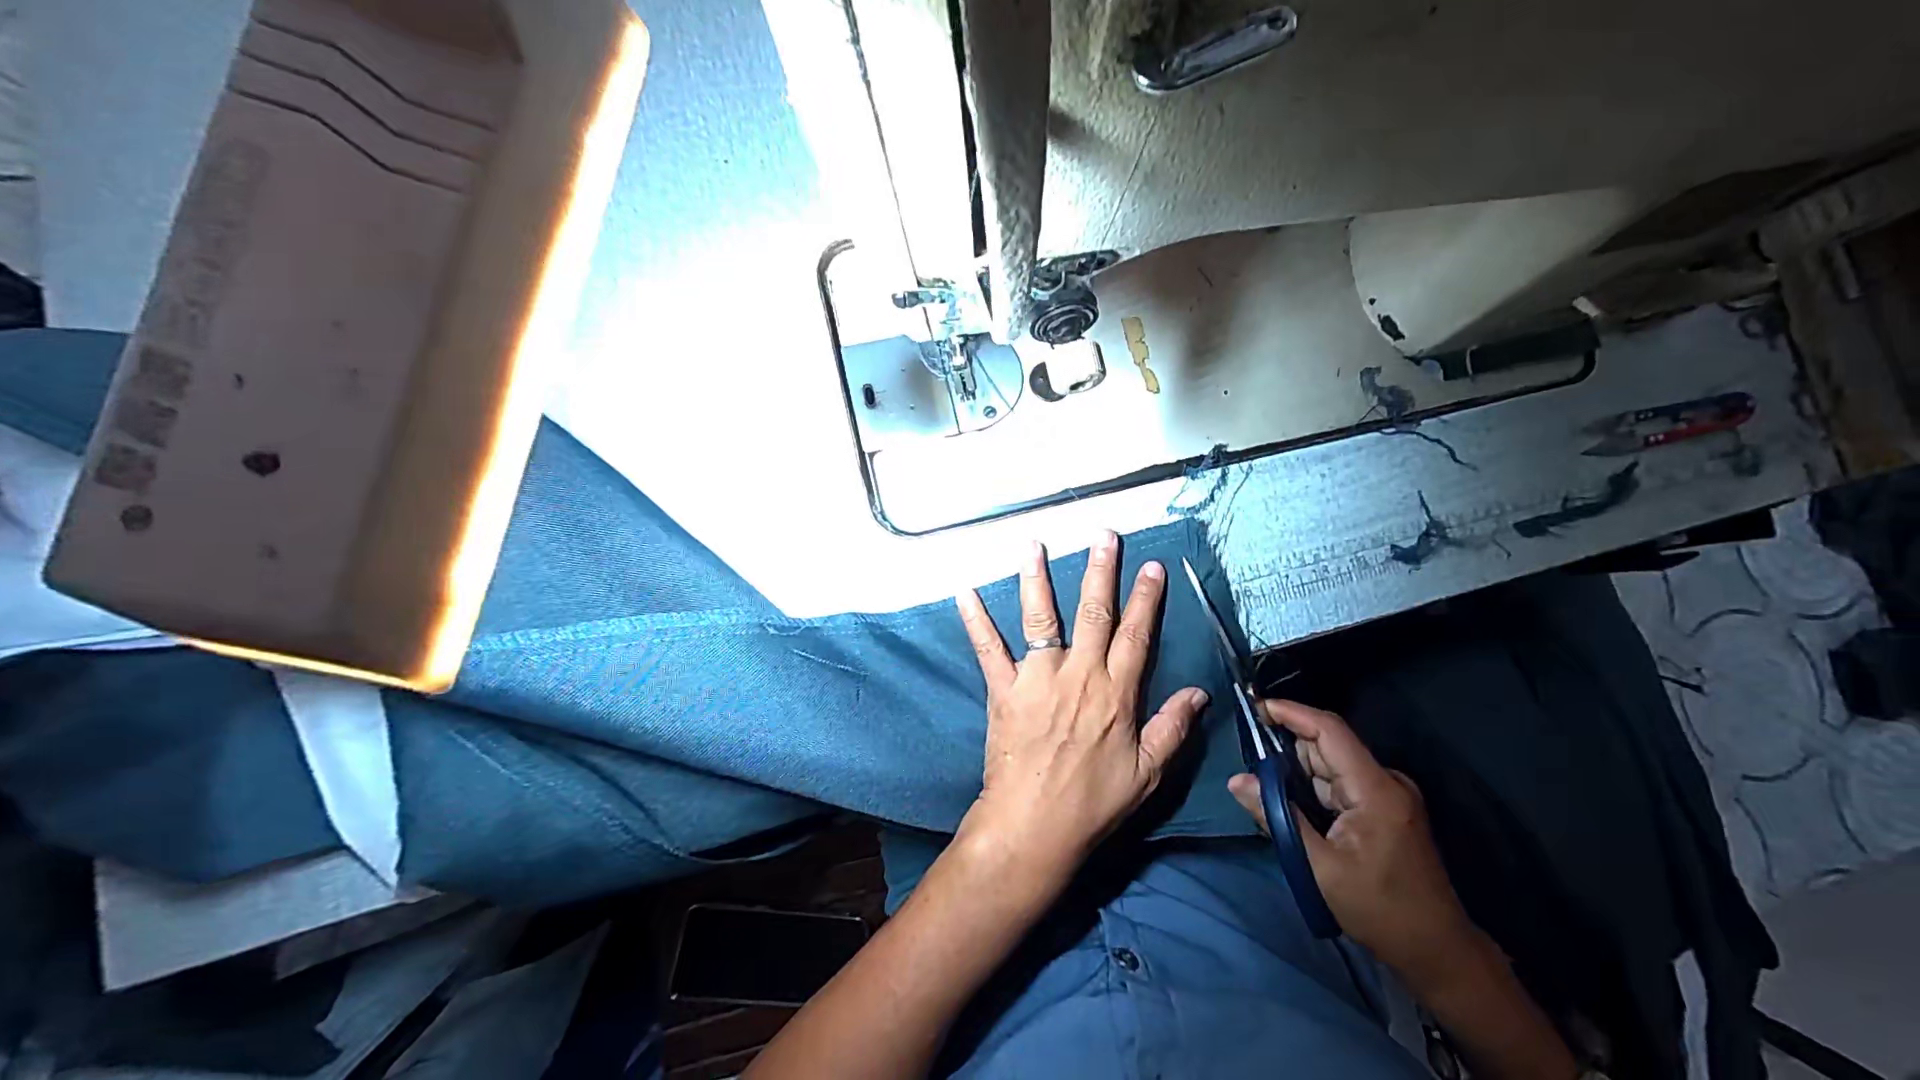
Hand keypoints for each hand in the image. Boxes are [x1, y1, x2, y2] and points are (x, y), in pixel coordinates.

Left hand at [953, 531, 1208, 905]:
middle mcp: (1079, 674)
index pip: (1136, 634)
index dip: (1146, 598)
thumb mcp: (1149, 773)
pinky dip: (975, 620)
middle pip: (1093, 612)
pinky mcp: (1003, 689)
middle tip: (1104, 536)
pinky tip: (965, 591)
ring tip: (1034, 544)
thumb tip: (1199, 692)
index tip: (1151, 566)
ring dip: (1037, 578)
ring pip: (1040, 617)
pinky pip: (988, 648)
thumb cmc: (1094, 802)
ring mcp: (1037, 678)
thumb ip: (1174, 728)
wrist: (1035, 825)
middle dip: (1100, 570)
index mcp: (1117, 692)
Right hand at [1229, 700, 1481, 986]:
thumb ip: (1277, 817)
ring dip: (1296, 771)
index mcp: (1375, 789)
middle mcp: (1386, 781)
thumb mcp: (1319, 867)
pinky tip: (1290, 803)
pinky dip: (1311, 787)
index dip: (1290, 712)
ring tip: (1264, 789)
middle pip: (1326, 746)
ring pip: (1330, 764)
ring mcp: (1389, 794)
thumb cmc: (1379, 909)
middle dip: (1285, 748)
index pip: (1329, 730)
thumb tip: (1237, 780)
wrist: (1436, 949)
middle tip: (1248, 763)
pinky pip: (1340, 782)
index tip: (1253, 707)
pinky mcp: (1386, 808)